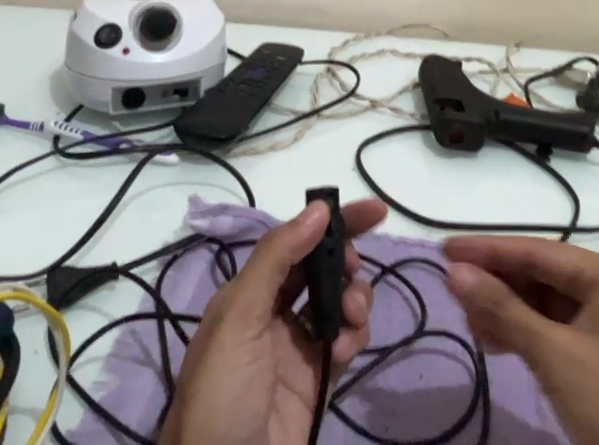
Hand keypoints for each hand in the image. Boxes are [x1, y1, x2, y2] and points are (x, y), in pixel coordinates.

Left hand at [162, 197, 388, 444]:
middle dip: (346, 263)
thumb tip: (319, 208)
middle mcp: (274, 313)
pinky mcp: (318, 379)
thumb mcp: (239, 317)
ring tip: (351, 316)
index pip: (296, 242)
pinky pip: (346, 342)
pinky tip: (345, 348)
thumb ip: (277, 259)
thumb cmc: (222, 390)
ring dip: (353, 299)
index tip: (375, 211)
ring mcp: (298, 346)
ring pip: (338, 303)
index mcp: (249, 293)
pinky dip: (353, 336)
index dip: (333, 223)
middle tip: (353, 272)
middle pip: (322, 270)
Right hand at [442, 235, 598, 444]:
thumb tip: (454, 272)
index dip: (489, 249)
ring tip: (470, 323)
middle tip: (451, 290)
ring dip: (508, 311)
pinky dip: (526, 334)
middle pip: (544, 275)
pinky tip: (495, 342)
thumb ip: (503, 310)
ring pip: (548, 303)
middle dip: (498, 284)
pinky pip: (558, 329)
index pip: (540, 251)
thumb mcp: (555, 356)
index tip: (444, 248)